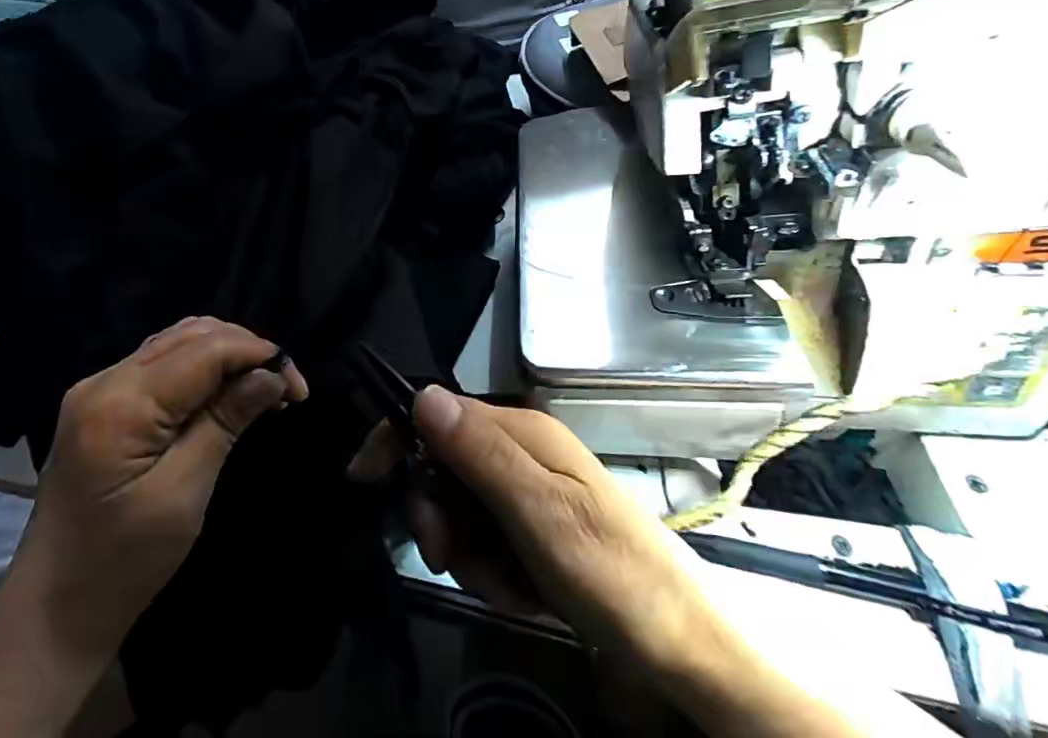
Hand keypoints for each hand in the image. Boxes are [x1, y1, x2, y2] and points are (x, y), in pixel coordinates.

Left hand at [0, 318, 305, 737]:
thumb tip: (270, 376)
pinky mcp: (99, 402)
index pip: (202, 349)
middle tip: (286, 389)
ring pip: (174, 343)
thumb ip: (224, 424)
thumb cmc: (123, 563)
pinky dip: (198, 367)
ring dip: (223, 354)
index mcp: (120, 403)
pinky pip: (158, 364)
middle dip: (244, 350)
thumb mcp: (183, 496)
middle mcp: (104, 380)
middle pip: (188, 335)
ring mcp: (97, 388)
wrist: (54, 604)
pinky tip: (224, 391)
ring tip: (263, 387)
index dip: (257, 354)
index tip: (299, 388)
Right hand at [357, 387, 713, 667]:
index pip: (436, 414)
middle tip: (449, 555)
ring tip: (510, 588)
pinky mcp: (532, 531)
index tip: (364, 477)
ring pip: (459, 514)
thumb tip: (422, 396)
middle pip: (441, 469)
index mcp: (523, 434)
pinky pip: (484, 543)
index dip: (396, 440)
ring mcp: (527, 494)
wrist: (683, 651)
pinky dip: (492, 573)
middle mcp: (521, 454)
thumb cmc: (613, 576)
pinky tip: (525, 595)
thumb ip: (480, 454)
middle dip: (440, 519)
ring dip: (470, 556)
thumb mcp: (540, 515)